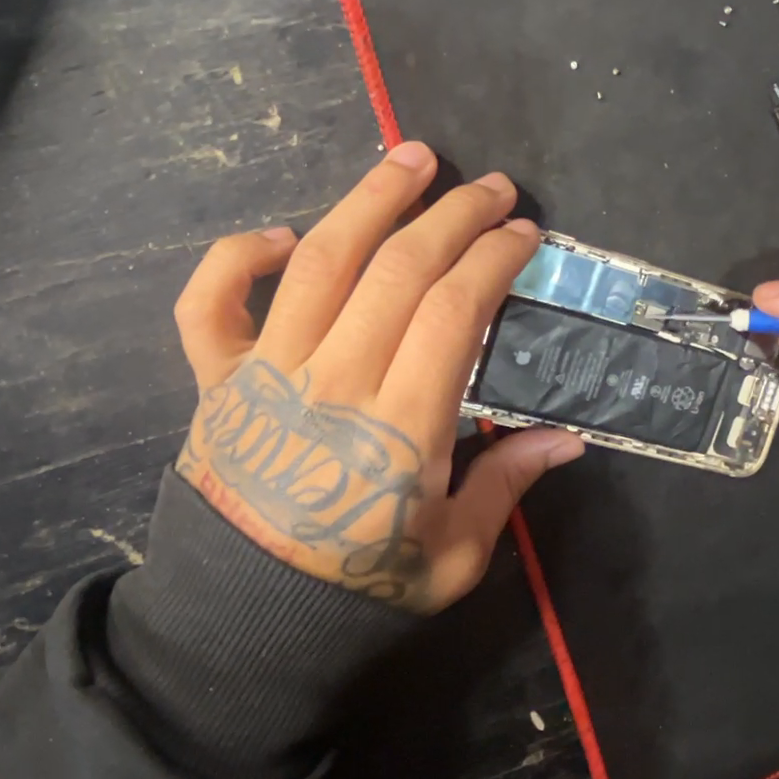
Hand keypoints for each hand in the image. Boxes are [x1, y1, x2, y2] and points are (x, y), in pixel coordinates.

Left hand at [172, 141, 583, 612]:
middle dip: (454, 214)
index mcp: (400, 428)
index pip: (455, 311)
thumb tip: (568, 438)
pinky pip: (211, 300)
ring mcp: (266, 372)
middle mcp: (333, 380)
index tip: (524, 234)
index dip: (494, 258)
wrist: (243, 622)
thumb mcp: (454, 555)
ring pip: (320, 260)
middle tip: (491, 186)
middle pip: (399, 269)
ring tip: (412, 157)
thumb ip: (507, 485)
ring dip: (371, 200)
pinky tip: (287, 235)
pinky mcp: (215, 378)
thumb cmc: (361, 587)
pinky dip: (241, 254)